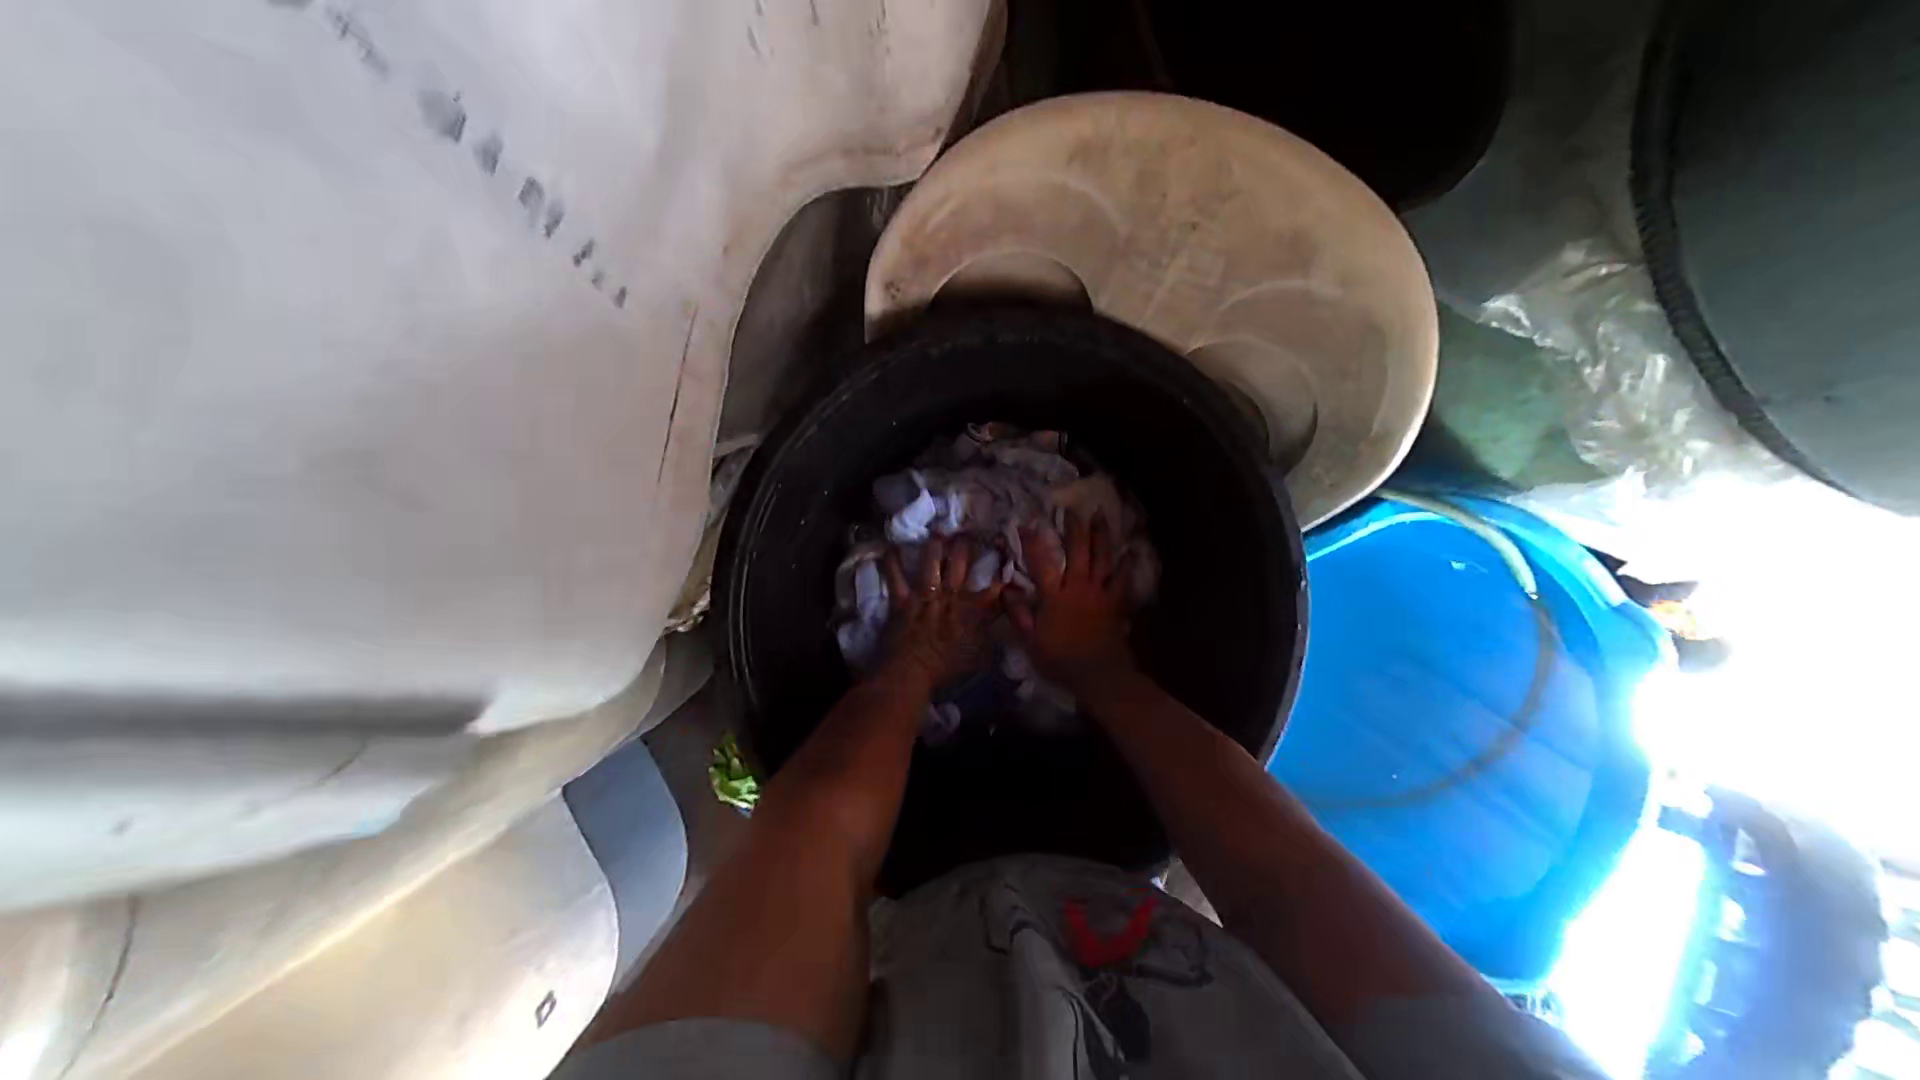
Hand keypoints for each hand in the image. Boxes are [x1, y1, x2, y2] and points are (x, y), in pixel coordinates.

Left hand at [879, 536, 1005, 687]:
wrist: (911, 674)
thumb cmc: (946, 670)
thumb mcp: (979, 657)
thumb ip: (991, 638)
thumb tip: (1004, 628)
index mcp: (972, 612)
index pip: (992, 586)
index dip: (1000, 568)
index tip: (1004, 552)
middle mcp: (951, 598)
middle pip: (961, 564)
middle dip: (965, 545)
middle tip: (967, 532)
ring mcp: (926, 596)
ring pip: (931, 562)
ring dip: (935, 546)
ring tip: (938, 533)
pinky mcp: (902, 601)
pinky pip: (896, 577)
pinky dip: (892, 562)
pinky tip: (892, 547)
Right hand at [1006, 512, 1134, 692]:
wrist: (1099, 675)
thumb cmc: (1060, 660)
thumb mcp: (1030, 641)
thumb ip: (1018, 613)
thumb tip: (1007, 589)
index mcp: (1054, 596)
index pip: (1041, 562)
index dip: (1033, 542)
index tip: (1027, 523)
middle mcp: (1078, 587)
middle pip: (1078, 551)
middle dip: (1074, 529)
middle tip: (1071, 510)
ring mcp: (1100, 593)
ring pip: (1102, 558)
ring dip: (1101, 535)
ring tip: (1101, 516)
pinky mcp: (1116, 603)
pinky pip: (1123, 579)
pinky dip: (1127, 564)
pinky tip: (1131, 551)